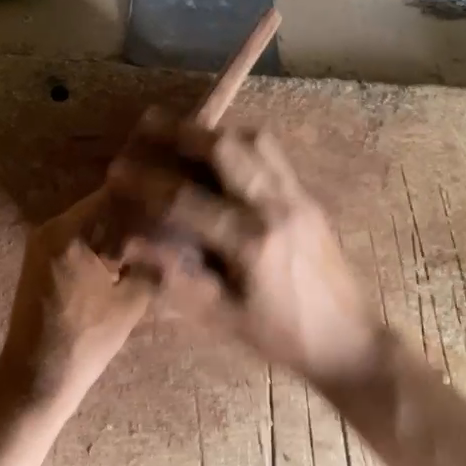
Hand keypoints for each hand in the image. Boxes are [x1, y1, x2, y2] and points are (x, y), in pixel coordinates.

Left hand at [0, 186, 155, 402]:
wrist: (35, 379)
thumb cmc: (84, 341)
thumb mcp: (129, 302)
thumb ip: (152, 266)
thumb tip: (175, 244)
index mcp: (68, 231)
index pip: (112, 195)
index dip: (144, 198)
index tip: (171, 202)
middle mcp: (50, 228)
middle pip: (100, 207)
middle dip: (133, 214)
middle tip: (168, 222)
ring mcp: (41, 244)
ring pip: (90, 225)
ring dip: (118, 231)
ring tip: (153, 240)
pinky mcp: (41, 262)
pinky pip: (77, 240)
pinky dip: (101, 245)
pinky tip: (127, 258)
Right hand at [113, 113, 381, 387]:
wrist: (350, 342)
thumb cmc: (281, 337)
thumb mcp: (222, 317)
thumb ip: (173, 279)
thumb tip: (128, 245)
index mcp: (250, 243)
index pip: (186, 200)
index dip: (146, 183)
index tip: (116, 172)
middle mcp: (275, 208)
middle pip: (224, 148)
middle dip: (181, 132)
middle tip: (148, 124)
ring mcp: (296, 196)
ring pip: (252, 140)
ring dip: (213, 131)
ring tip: (184, 133)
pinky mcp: (307, 194)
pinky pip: (272, 152)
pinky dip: (240, 141)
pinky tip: (221, 152)